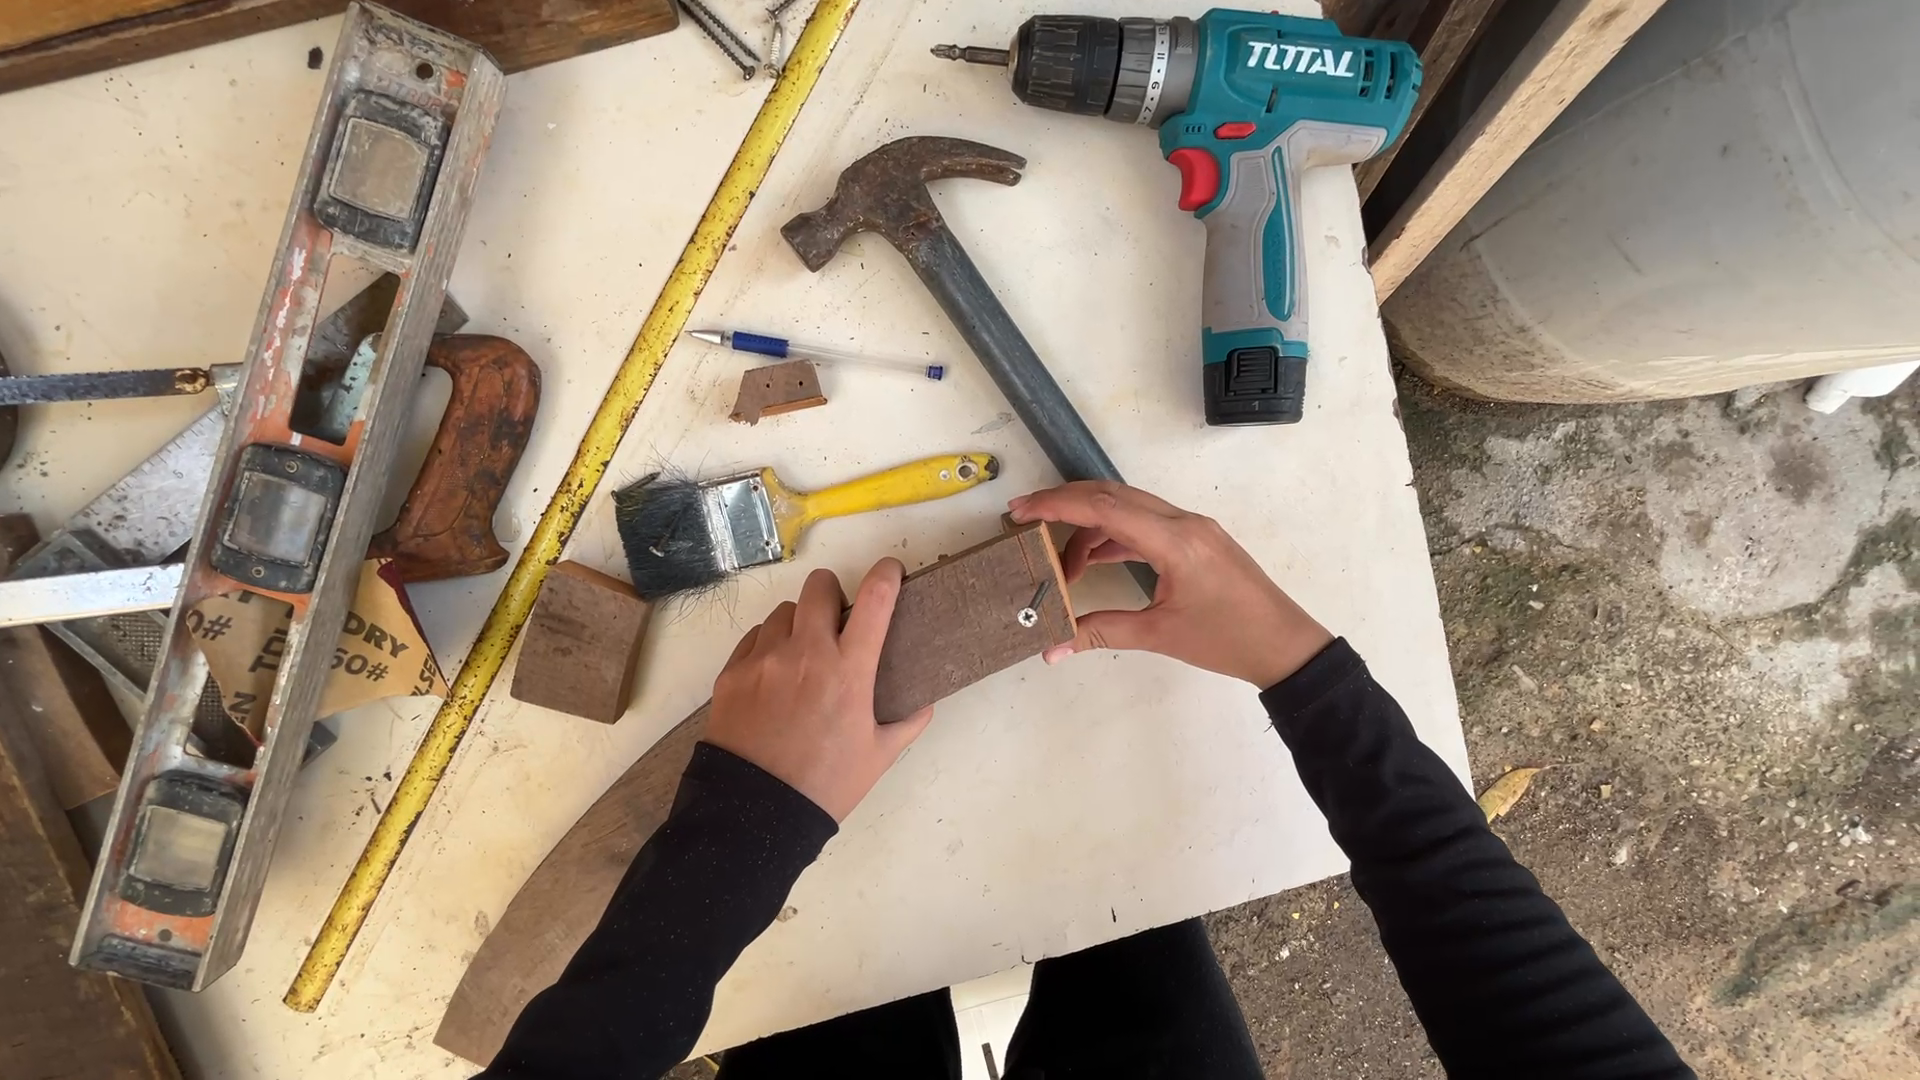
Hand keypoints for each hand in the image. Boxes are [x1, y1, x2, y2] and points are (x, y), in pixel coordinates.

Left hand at [704, 560, 933, 821]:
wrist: (755, 815)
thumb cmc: (826, 785)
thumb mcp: (878, 756)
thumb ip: (907, 723)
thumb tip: (925, 704)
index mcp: (849, 669)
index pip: (875, 600)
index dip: (887, 574)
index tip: (891, 570)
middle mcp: (806, 653)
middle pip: (819, 586)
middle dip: (833, 592)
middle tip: (837, 617)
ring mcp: (764, 659)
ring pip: (784, 612)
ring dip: (799, 623)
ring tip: (801, 654)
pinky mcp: (732, 673)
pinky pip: (753, 638)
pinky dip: (768, 645)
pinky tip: (773, 674)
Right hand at [1008, 482, 1332, 687]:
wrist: (1286, 645)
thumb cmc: (1227, 641)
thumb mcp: (1159, 636)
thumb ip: (1101, 632)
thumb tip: (1051, 650)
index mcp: (1175, 541)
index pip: (1106, 508)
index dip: (1058, 504)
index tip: (1022, 509)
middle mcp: (1183, 522)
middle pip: (1112, 494)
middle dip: (1064, 502)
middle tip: (1025, 516)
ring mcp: (1191, 527)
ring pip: (1128, 507)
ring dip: (1089, 526)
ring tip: (1061, 562)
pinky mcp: (1195, 538)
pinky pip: (1144, 523)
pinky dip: (1113, 535)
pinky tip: (1092, 559)